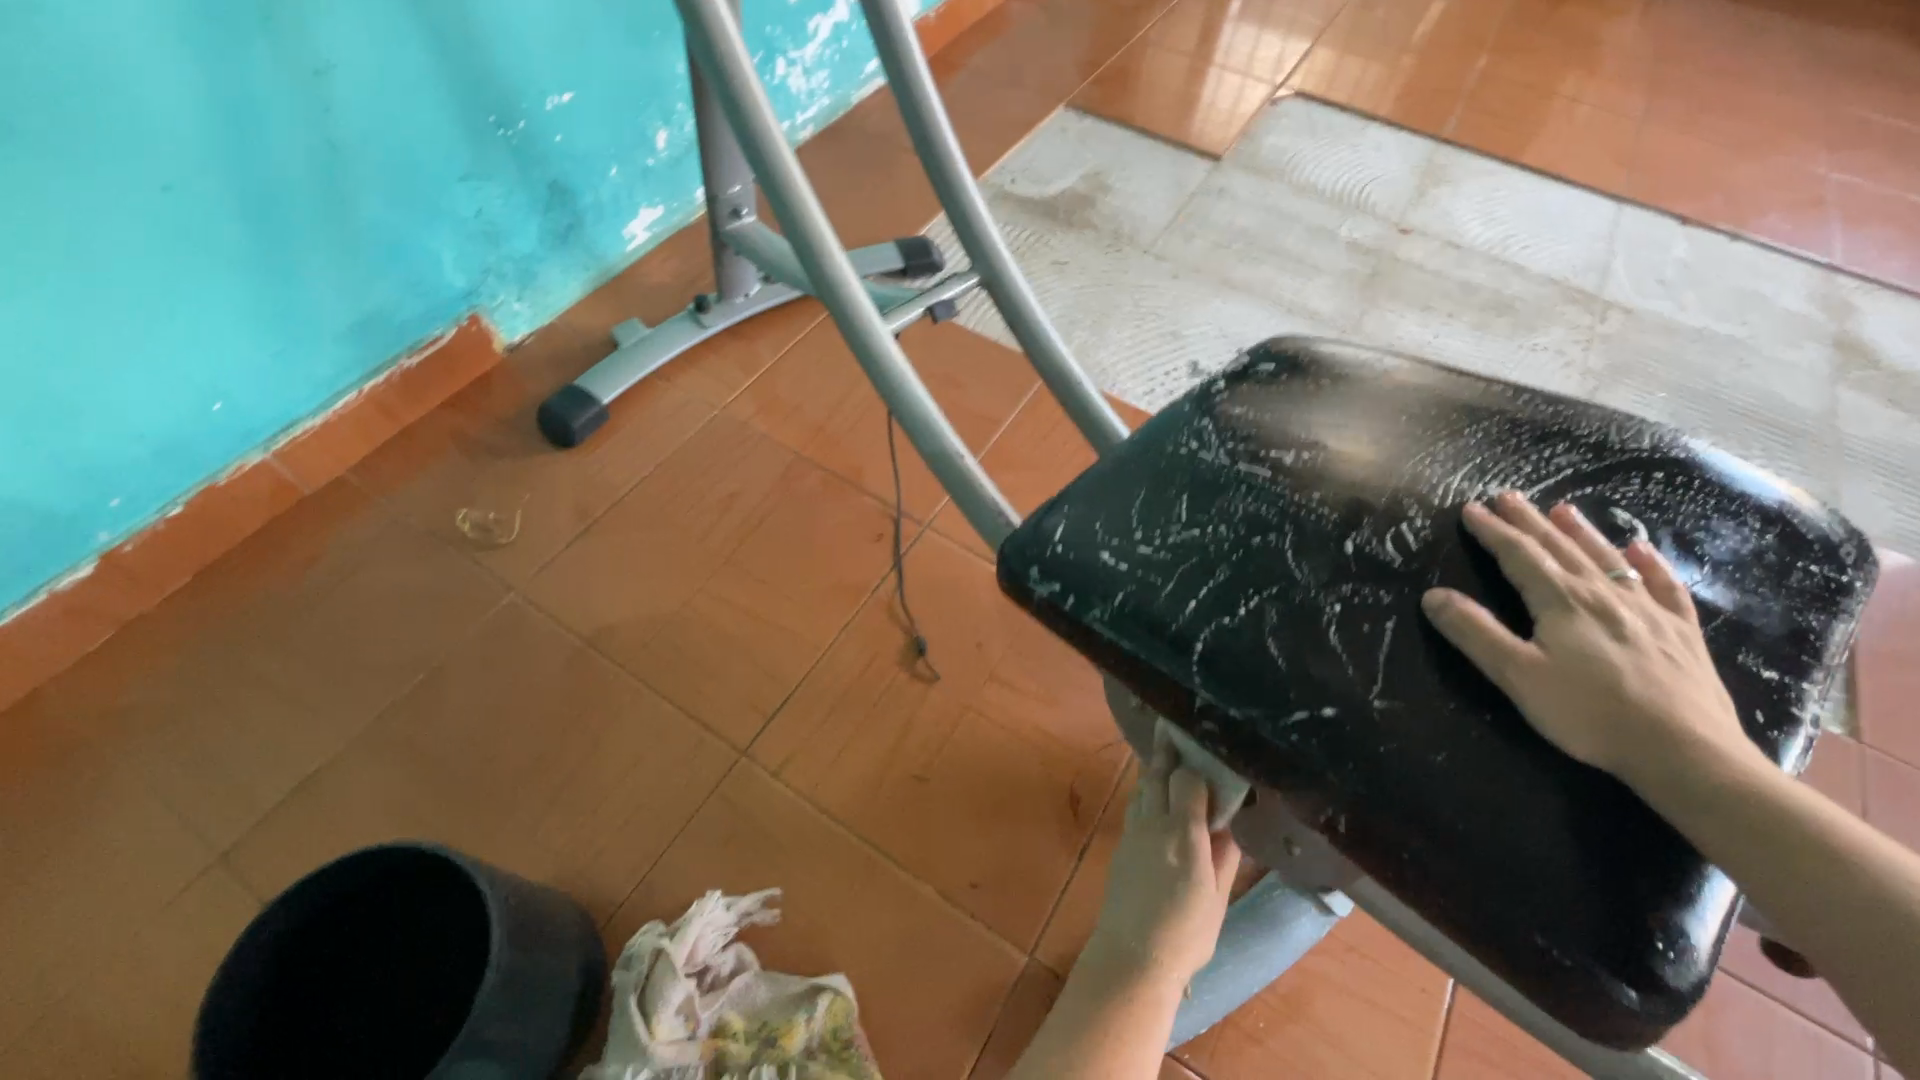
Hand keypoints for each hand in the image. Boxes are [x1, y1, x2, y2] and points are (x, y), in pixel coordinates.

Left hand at [1083, 731, 1241, 985]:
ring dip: (1157, 774)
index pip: (1186, 780)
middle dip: (1170, 754)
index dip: (1198, 768)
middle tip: (1178, 733)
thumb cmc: (1186, 933)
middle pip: (1158, 775)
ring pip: (1142, 788)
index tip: (1211, 762)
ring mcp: (1132, 833)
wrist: (1132, 956)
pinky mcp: (1121, 846)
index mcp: (1182, 834)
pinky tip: (1157, 801)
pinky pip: (1135, 808)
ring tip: (1171, 763)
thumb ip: (1224, 856)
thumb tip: (1229, 825)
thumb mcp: (1217, 897)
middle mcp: (1153, 824)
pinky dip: (1147, 796)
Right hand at [1420, 492, 1755, 787]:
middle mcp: (1603, 595)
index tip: (1470, 509)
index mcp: (1561, 602)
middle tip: (1507, 496)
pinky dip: (1650, 564)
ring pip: (1607, 559)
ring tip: (1562, 509)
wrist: (1685, 750)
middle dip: (1529, 521)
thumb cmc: (1589, 714)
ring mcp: (1648, 611)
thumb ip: (1475, 633)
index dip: (1493, 531)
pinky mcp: (1681, 632)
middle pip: (1560, 548)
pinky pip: (1664, 586)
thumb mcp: (1517, 676)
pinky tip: (1642, 551)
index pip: (1519, 556)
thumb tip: (1434, 595)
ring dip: (1581, 532)